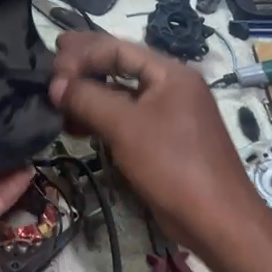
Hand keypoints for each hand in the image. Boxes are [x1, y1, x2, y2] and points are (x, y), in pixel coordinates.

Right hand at [48, 33, 254, 249]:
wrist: (219, 223)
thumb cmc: (173, 165)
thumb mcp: (125, 127)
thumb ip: (87, 98)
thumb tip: (54, 84)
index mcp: (170, 73)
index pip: (118, 49)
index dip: (82, 54)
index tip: (52, 69)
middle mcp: (172, 86)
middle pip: (121, 65)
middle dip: (85, 64)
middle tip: (52, 58)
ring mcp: (170, 114)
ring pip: (122, 94)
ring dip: (90, 94)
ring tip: (58, 98)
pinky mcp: (165, 140)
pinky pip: (127, 118)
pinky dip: (102, 118)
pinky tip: (77, 126)